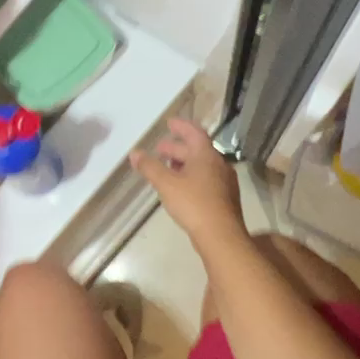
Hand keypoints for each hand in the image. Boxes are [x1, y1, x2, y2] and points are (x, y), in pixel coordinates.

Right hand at [130, 117, 245, 244]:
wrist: (221, 235)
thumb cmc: (193, 203)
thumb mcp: (166, 183)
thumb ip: (149, 167)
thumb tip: (135, 153)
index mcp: (206, 156)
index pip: (194, 133)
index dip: (181, 127)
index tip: (169, 123)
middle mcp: (218, 164)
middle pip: (197, 150)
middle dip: (177, 148)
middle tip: (159, 149)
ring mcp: (224, 182)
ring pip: (202, 165)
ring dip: (183, 163)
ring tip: (166, 167)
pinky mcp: (224, 197)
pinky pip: (205, 178)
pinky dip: (191, 175)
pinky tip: (180, 187)